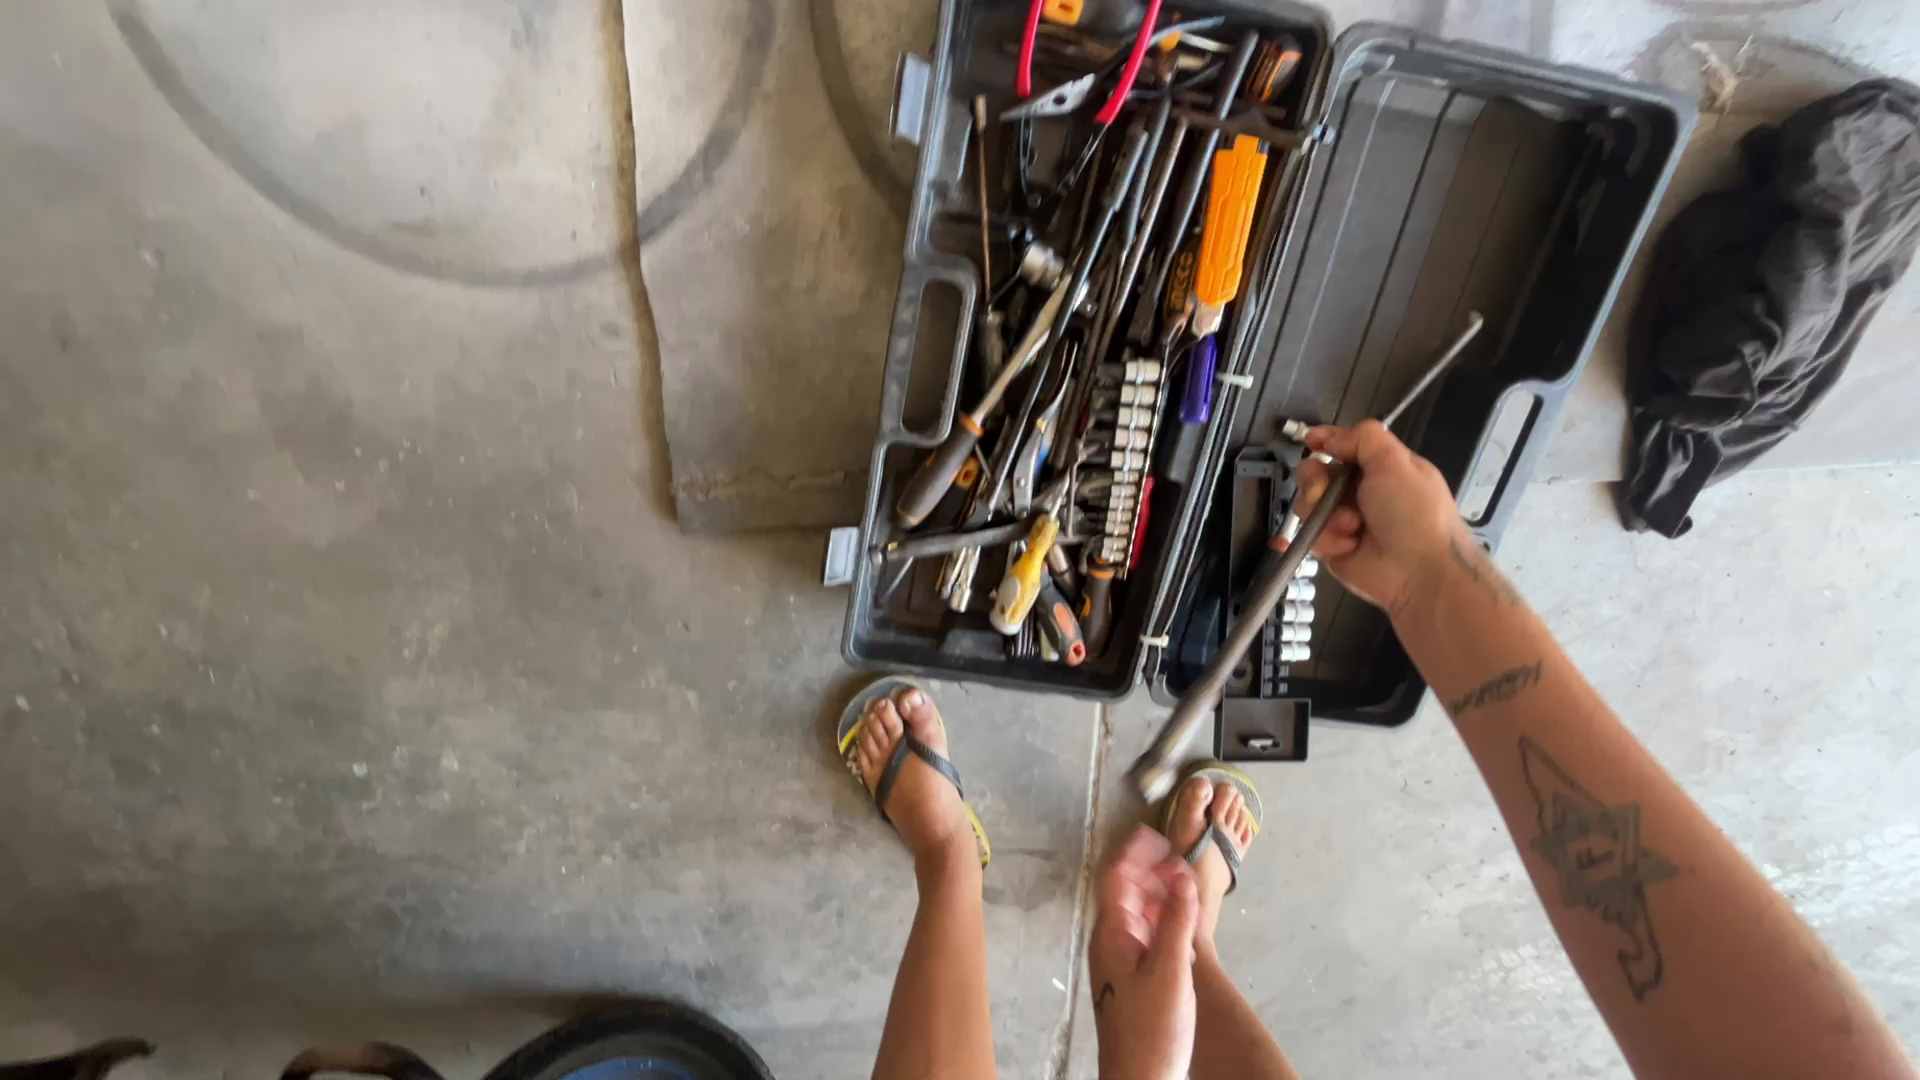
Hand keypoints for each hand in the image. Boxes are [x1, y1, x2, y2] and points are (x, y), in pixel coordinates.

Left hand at [1088, 826, 1201, 1079]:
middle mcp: (1111, 938)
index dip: (1134, 851)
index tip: (1158, 835)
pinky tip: (1180, 918)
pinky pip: (1143, 931)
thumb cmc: (1153, 1030)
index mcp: (1112, 932)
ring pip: (1135, 910)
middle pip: (1124, 889)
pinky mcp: (1132, 974)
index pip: (1116, 876)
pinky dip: (1160, 917)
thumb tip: (1181, 876)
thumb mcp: (1171, 973)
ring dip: (1156, 891)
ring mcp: (1120, 957)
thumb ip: (1176, 922)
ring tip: (1183, 881)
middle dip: (1148, 868)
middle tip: (1178, 858)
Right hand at [1293, 420, 1463, 615]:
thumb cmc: (1414, 513)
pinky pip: (1310, 534)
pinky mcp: (1330, 546)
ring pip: (1307, 503)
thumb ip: (1363, 438)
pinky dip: (1327, 538)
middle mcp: (1358, 492)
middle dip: (1316, 481)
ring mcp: (1342, 520)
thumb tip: (1327, 435)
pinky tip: (1349, 545)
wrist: (1419, 571)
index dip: (1325, 442)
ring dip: (1326, 514)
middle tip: (1325, 493)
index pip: (1343, 446)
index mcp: (1379, 468)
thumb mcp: (1396, 463)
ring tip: (1353, 527)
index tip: (1311, 442)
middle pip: (1315, 472)